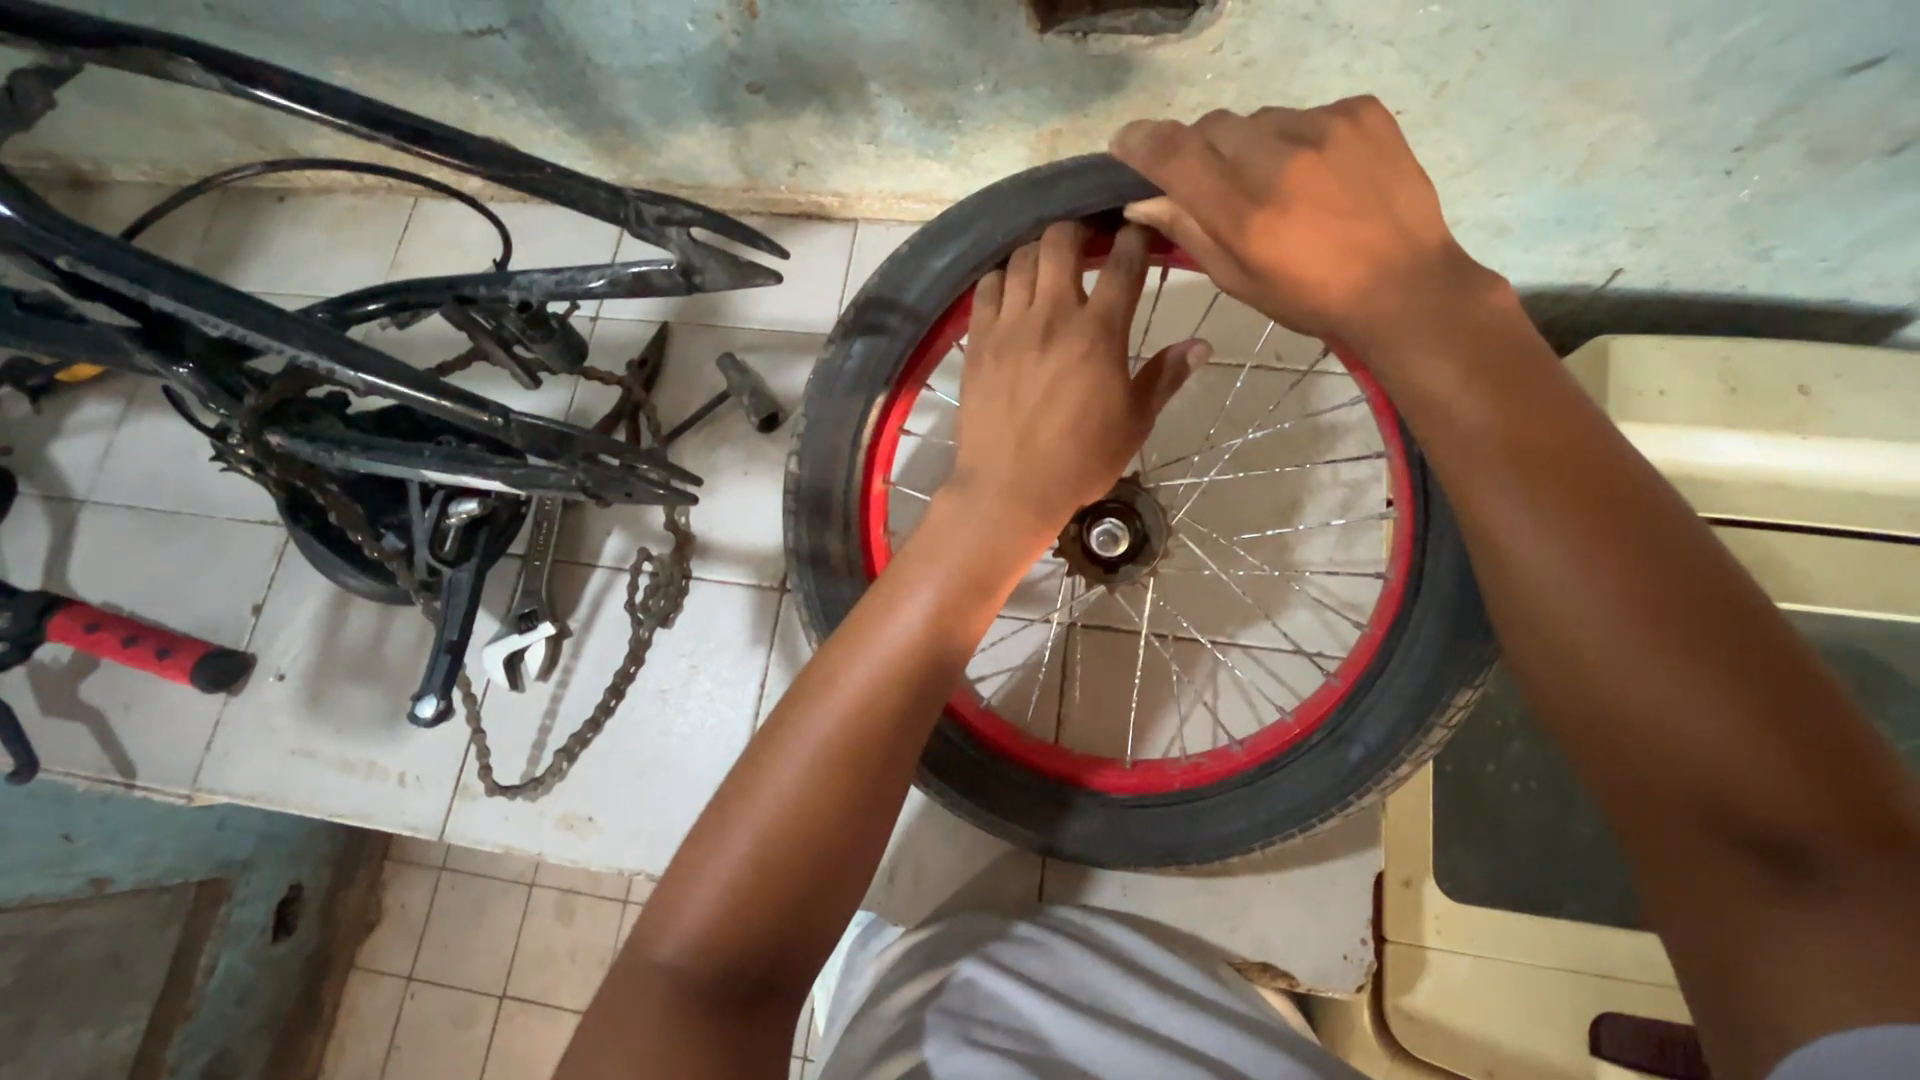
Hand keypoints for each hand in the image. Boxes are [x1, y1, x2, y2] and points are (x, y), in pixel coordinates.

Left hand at [942, 221, 1209, 546]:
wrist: (1008, 489)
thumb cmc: (1079, 462)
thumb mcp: (1133, 424)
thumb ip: (1164, 378)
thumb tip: (1201, 345)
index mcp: (1099, 333)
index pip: (1124, 263)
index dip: (1136, 237)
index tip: (1139, 231)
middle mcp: (1053, 315)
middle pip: (1062, 240)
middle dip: (1078, 230)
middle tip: (1086, 242)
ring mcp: (1009, 325)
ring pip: (1021, 257)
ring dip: (1039, 250)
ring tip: (1048, 262)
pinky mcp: (977, 341)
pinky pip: (986, 287)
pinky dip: (1002, 277)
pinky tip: (1010, 288)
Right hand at [1111, 98, 1505, 357]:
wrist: (1404, 285)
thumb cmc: (1310, 297)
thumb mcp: (1238, 279)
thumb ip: (1188, 232)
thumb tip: (1141, 200)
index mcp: (1244, 214)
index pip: (1173, 153)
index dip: (1140, 141)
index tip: (1126, 143)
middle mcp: (1279, 161)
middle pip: (1213, 127)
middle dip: (1203, 150)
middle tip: (1219, 183)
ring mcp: (1324, 128)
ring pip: (1259, 120)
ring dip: (1253, 146)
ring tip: (1280, 184)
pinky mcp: (1360, 112)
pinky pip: (1307, 114)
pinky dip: (1300, 139)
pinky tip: (1319, 175)